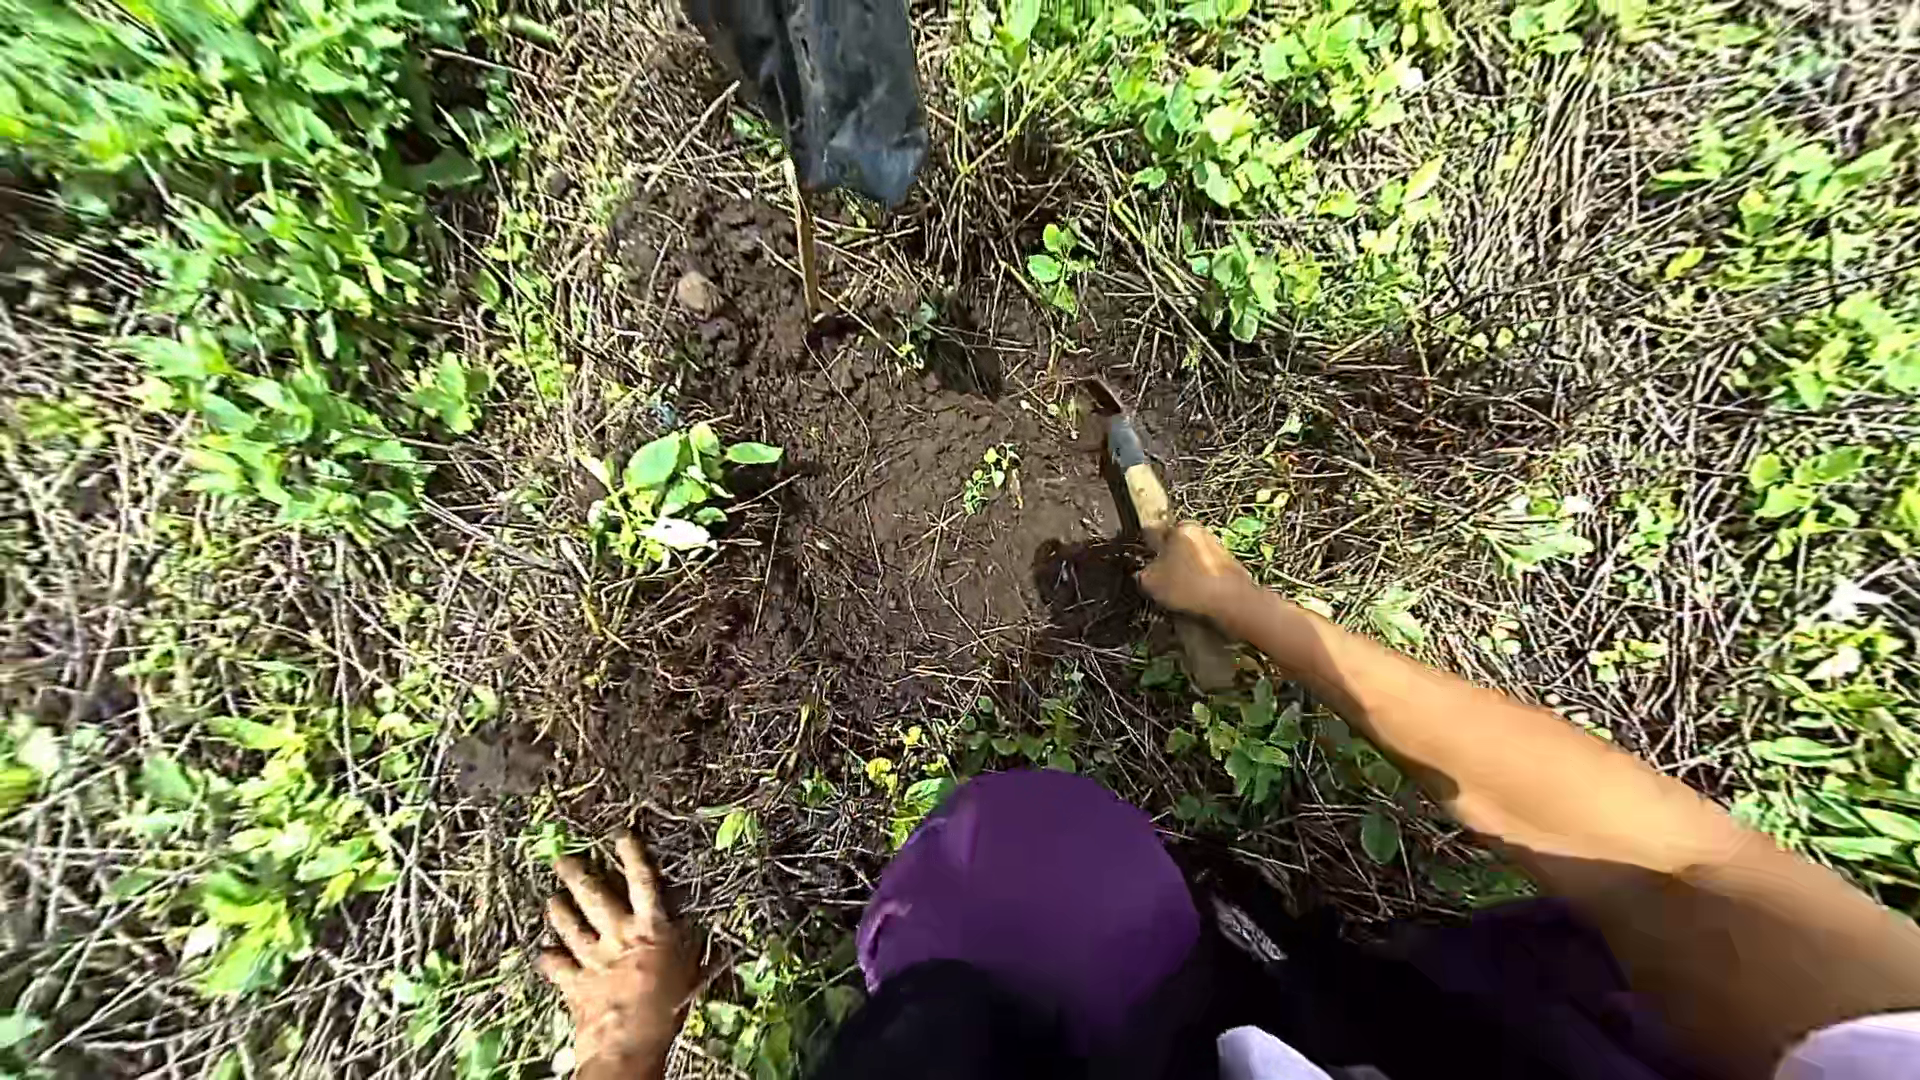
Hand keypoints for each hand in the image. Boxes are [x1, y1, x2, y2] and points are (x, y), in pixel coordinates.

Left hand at [537, 832, 697, 1077]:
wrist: (628, 1047)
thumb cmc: (670, 1004)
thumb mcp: (690, 965)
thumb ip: (688, 941)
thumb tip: (696, 925)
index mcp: (650, 925)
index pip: (642, 880)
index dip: (632, 854)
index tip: (620, 835)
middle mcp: (618, 934)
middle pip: (595, 897)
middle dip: (578, 875)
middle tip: (563, 859)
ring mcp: (592, 959)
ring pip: (570, 926)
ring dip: (559, 911)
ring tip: (551, 897)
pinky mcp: (574, 985)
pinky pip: (556, 967)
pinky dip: (548, 957)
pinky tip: (542, 950)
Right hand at [1137, 522, 1254, 620]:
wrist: (1232, 602)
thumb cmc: (1188, 587)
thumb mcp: (1151, 582)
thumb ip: (1143, 573)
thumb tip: (1145, 573)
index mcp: (1178, 529)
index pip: (1152, 532)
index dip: (1144, 547)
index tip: (1141, 561)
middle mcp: (1198, 532)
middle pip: (1173, 544)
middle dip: (1166, 559)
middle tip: (1159, 579)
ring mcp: (1216, 547)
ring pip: (1190, 557)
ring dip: (1183, 570)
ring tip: (1178, 592)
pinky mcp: (1230, 564)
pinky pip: (1205, 569)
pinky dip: (1199, 579)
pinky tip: (1195, 595)